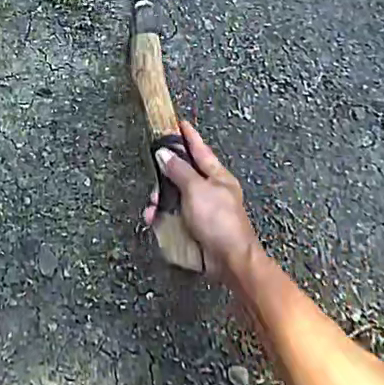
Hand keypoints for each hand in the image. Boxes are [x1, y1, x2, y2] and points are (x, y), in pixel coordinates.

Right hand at [141, 121, 264, 283]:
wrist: (230, 261)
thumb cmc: (220, 221)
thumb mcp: (196, 189)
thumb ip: (179, 170)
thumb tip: (164, 153)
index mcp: (217, 176)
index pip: (200, 150)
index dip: (189, 136)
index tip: (179, 123)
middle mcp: (211, 191)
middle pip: (184, 174)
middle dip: (166, 174)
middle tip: (154, 173)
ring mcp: (203, 210)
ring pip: (175, 196)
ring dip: (161, 199)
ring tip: (153, 206)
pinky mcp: (196, 229)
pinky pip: (175, 217)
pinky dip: (163, 217)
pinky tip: (155, 220)